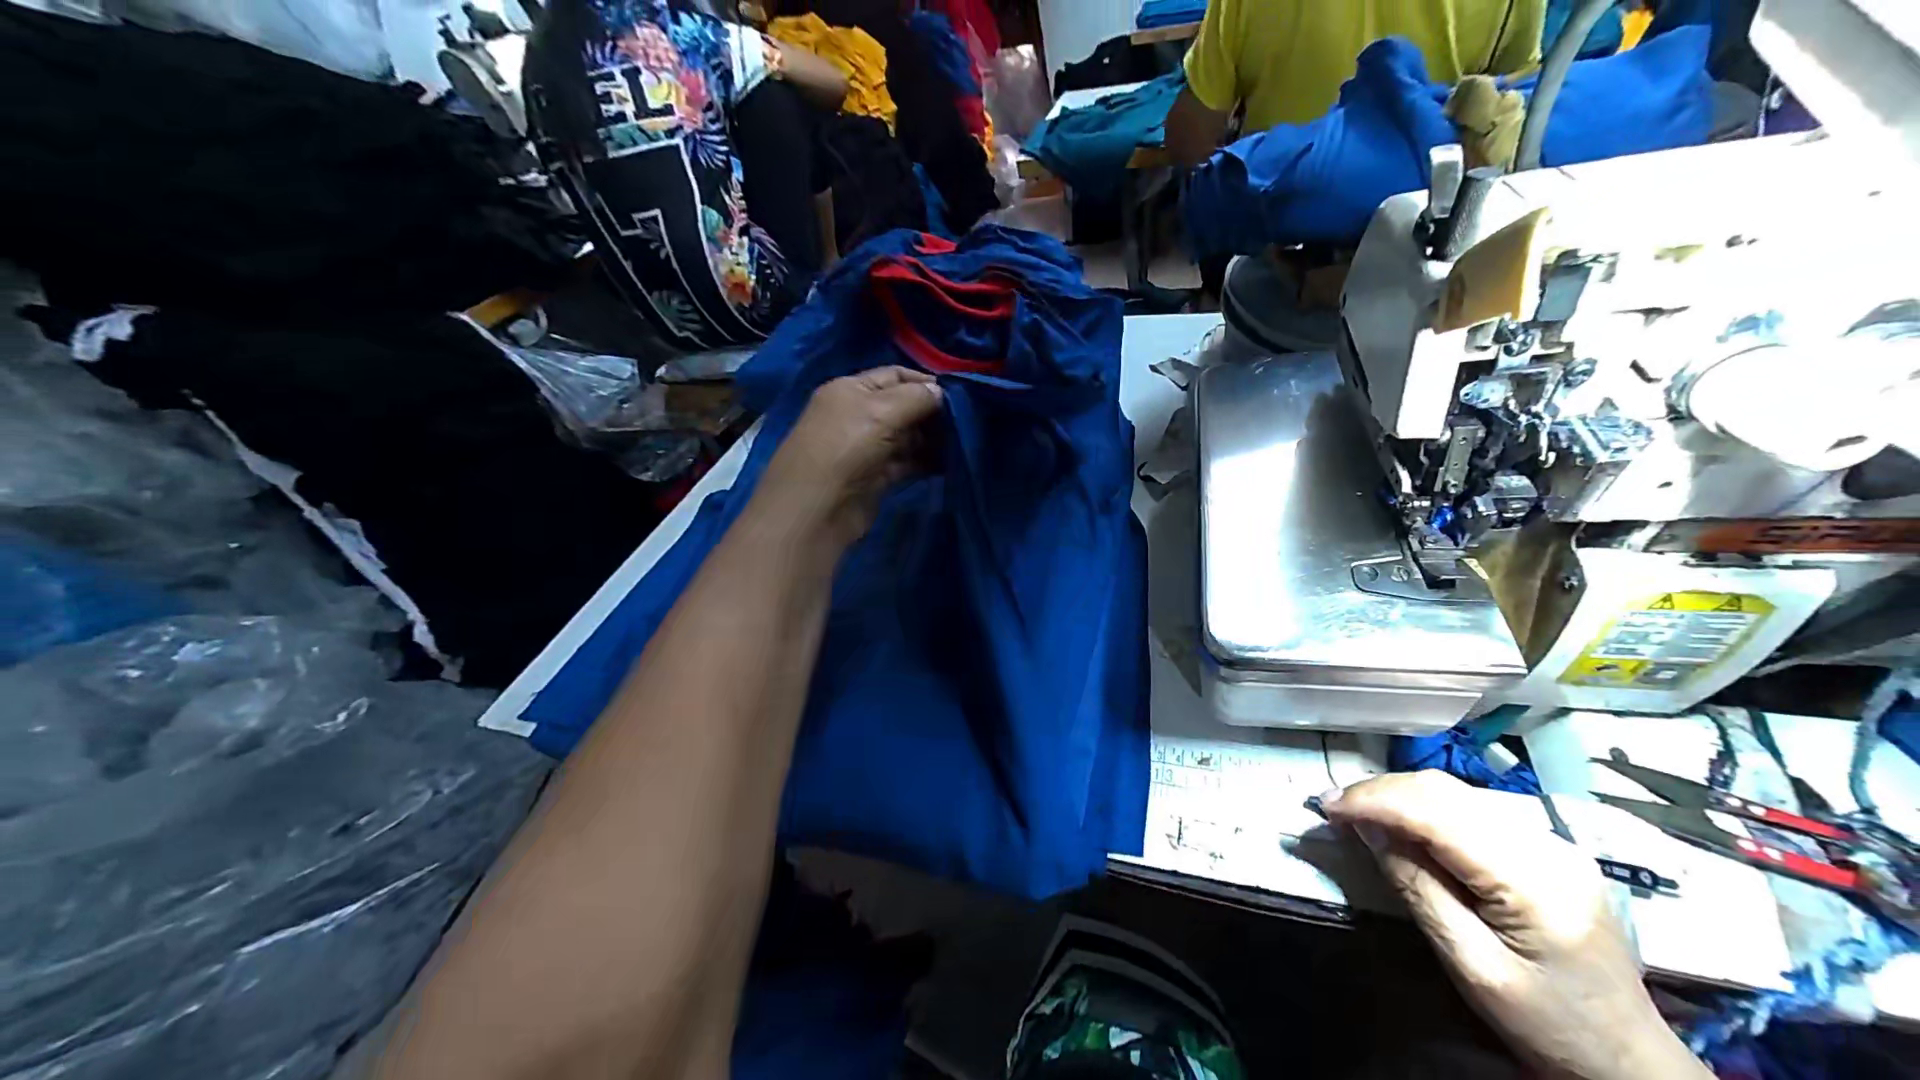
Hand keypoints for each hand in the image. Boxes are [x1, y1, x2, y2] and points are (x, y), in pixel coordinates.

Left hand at [749, 366, 943, 550]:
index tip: (960, 395)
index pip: (895, 375)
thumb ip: (916, 397)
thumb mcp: (881, 411)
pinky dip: (926, 461)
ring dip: (932, 439)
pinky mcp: (875, 477)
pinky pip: (906, 462)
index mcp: (851, 389)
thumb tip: (941, 392)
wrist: (816, 509)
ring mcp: (866, 447)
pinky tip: (949, 463)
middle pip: (903, 405)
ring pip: (907, 436)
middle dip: (933, 412)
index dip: (926, 382)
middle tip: (966, 422)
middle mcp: (857, 414)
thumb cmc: (845, 447)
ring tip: (962, 443)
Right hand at [1322, 772, 1710, 1079]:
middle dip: (1380, 792)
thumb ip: (1417, 888)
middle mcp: (1547, 845)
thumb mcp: (1469, 964)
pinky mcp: (1547, 846)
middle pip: (1445, 792)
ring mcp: (1552, 841)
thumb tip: (1369, 829)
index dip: (1373, 802)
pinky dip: (1425, 806)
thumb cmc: (1545, 1023)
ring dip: (1399, 795)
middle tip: (1331, 807)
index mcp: (1534, 881)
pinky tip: (1402, 822)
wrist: (1626, 1058)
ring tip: (1357, 811)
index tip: (1325, 807)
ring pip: (1456, 792)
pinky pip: (1472, 807)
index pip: (1437, 815)